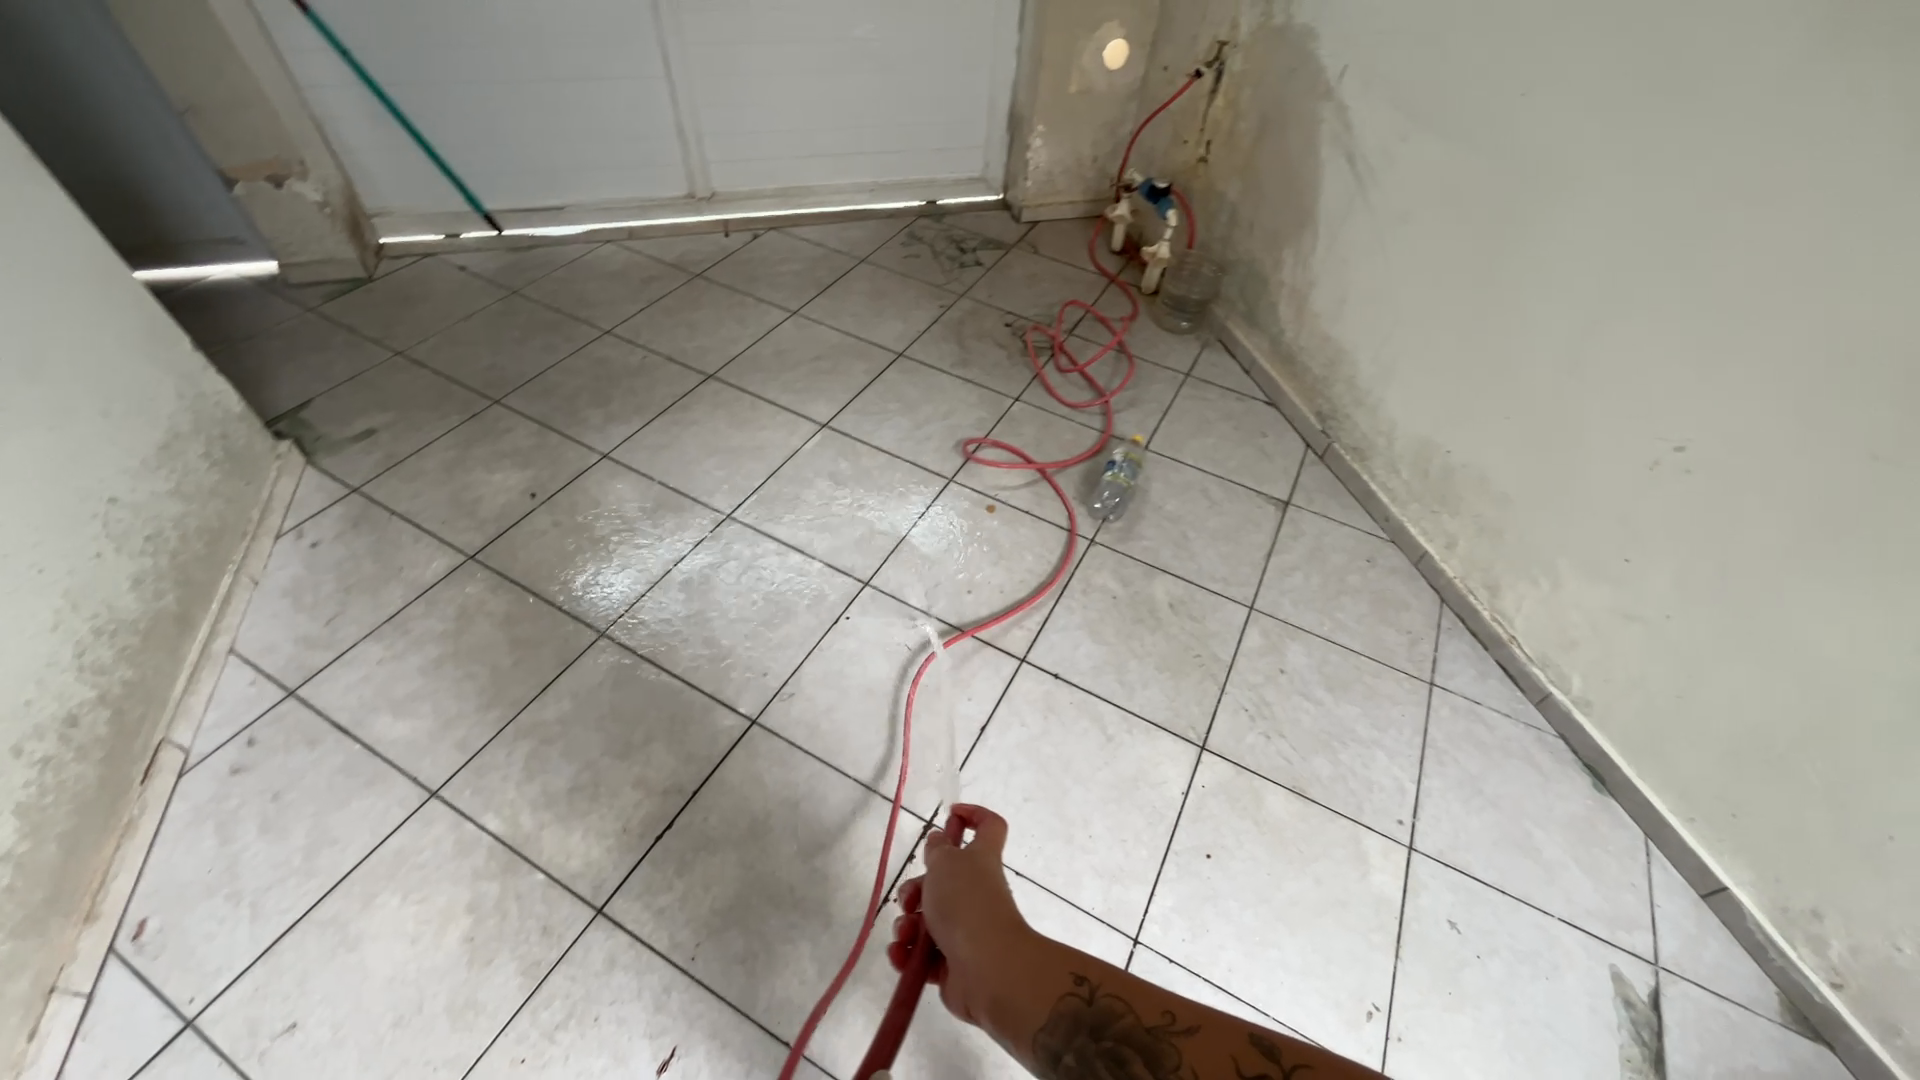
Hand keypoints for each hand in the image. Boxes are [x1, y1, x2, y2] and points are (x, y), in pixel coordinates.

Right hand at [886, 804, 1038, 1026]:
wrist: (987, 969)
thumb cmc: (967, 904)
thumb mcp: (945, 863)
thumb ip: (937, 849)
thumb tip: (939, 840)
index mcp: (980, 860)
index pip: (988, 827)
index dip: (973, 815)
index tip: (950, 816)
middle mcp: (975, 892)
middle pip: (942, 880)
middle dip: (915, 889)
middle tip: (910, 899)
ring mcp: (965, 929)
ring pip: (926, 919)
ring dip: (906, 924)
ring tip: (905, 934)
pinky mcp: (952, 964)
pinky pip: (923, 954)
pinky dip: (908, 954)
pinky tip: (901, 956)